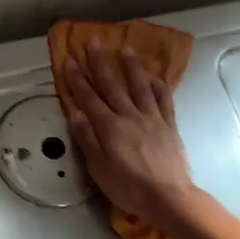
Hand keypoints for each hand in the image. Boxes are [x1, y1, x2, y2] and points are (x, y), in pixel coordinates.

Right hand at [63, 40, 196, 219]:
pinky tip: (157, 78)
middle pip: (112, 85)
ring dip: (131, 66)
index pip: (89, 97)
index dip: (77, 78)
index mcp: (109, 126)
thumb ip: (87, 139)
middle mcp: (129, 116)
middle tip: (93, 41)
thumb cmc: (128, 187)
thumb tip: (75, 113)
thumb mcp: (98, 168)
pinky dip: (160, 88)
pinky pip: (164, 101)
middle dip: (100, 62)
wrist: (169, 197)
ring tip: (126, 48)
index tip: (69, 59)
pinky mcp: (170, 126)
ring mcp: (152, 118)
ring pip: (139, 86)